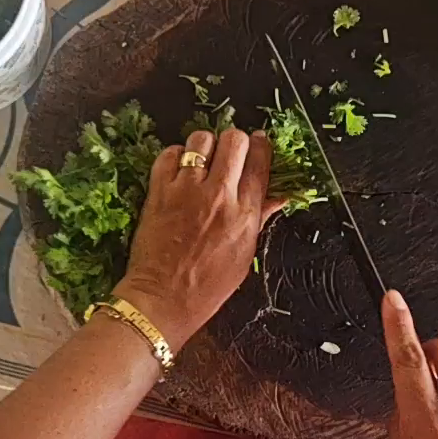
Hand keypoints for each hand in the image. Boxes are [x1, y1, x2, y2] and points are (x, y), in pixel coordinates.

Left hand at [113, 128, 272, 347]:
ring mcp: (186, 191)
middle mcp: (218, 196)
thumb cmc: (207, 284)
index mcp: (245, 213)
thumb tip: (278, 196)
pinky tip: (178, 169)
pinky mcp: (159, 191)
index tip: (258, 143)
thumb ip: (259, 217)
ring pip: (201, 140)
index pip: (260, 161)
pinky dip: (174, 156)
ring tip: (202, 159)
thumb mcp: (245, 253)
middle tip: (229, 152)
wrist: (164, 298)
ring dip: (205, 145)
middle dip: (235, 141)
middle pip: (234, 141)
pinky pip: (168, 154)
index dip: (261, 146)